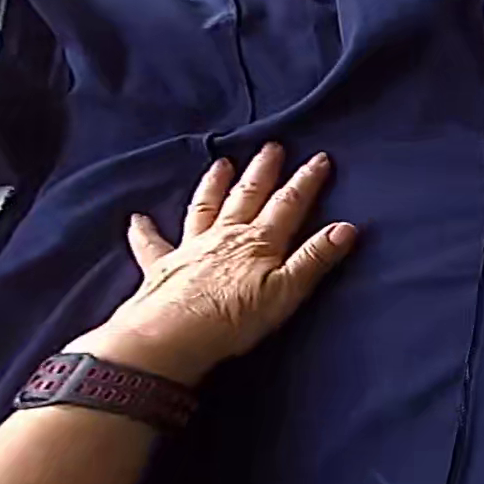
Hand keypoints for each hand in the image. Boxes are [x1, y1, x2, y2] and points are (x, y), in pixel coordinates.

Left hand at [65, 144, 355, 384]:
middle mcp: (225, 235)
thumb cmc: (236, 318)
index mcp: (259, 241)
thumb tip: (346, 228)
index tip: (319, 158)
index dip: (307, 181)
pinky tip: (137, 218)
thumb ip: (315, 259)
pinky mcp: (163, 267)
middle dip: (263, 170)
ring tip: (222, 164)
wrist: (173, 336)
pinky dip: (145, 229)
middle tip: (272, 147)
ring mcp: (191, 248)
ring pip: (206, 206)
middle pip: (248, 195)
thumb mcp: (287, 291)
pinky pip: (152, 243)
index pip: (289, 204)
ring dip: (215, 184)